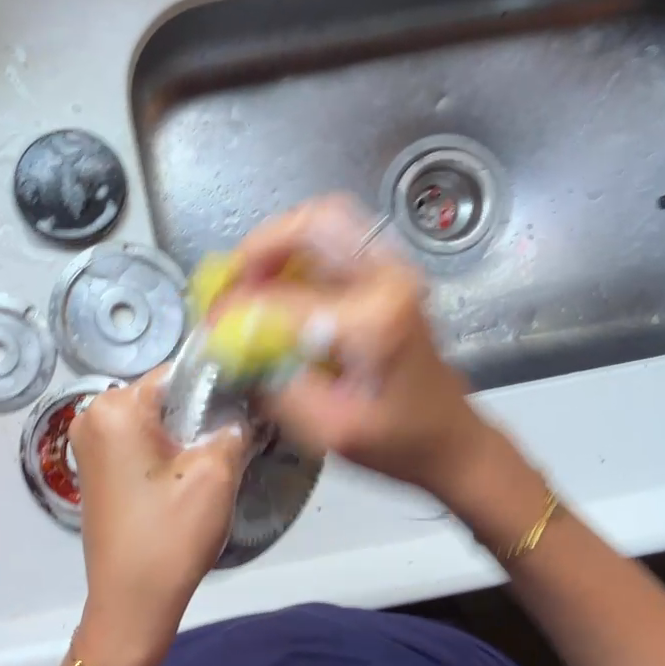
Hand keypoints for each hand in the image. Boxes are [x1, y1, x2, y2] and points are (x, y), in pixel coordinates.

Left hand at [68, 369, 248, 665]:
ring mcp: (89, 443)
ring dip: (186, 436)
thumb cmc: (170, 536)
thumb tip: (243, 406)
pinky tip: (188, 478)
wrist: (130, 604)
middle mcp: (92, 415)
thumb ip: (233, 426)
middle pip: (164, 397)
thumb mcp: (216, 474)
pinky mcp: (95, 468)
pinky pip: (139, 443)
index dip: (217, 387)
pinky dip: (166, 453)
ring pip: (154, 422)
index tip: (248, 408)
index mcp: (114, 407)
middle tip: (235, 440)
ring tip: (214, 464)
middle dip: (201, 413)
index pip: (178, 373)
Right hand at [227, 194, 495, 495]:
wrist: (452, 441)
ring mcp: (392, 274)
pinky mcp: (386, 278)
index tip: (212, 324)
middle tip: (230, 281)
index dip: (239, 309)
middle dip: (258, 247)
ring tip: (247, 284)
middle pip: (313, 222)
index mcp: (376, 321)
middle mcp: (389, 282)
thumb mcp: (330, 431)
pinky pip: (331, 243)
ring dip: (275, 247)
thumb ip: (276, 386)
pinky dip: (293, 256)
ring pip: (322, 223)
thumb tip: (231, 347)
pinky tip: (273, 290)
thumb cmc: (400, 443)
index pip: (286, 298)